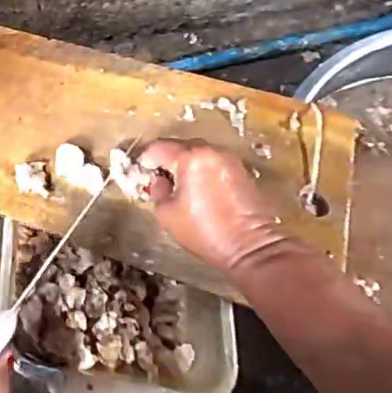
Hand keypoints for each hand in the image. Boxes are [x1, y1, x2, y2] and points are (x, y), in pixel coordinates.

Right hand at [138, 140, 292, 275]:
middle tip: (158, 181)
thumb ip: (158, 191)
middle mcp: (210, 150)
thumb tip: (161, 180)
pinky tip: (199, 189)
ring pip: (198, 152)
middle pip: (179, 146)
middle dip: (166, 160)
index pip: (158, 147)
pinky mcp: (240, 169)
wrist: (251, 246)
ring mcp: (228, 158)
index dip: (145, 159)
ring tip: (180, 186)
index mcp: (190, 157)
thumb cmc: (205, 231)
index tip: (140, 172)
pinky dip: (202, 169)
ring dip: (185, 164)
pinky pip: (212, 161)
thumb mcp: (168, 214)